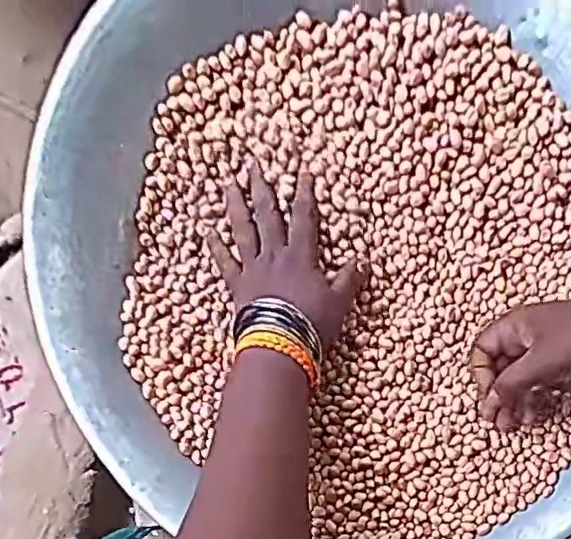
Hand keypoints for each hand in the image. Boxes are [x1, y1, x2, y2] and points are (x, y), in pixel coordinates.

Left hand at [207, 161, 366, 351]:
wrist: (280, 343)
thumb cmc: (312, 323)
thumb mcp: (339, 302)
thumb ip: (349, 279)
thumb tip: (363, 262)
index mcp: (301, 256)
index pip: (304, 218)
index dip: (305, 194)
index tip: (303, 173)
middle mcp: (274, 255)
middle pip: (267, 215)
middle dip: (261, 187)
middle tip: (252, 163)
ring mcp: (253, 269)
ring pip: (243, 229)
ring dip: (235, 205)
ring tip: (228, 183)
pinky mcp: (238, 286)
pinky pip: (224, 261)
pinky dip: (215, 245)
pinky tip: (207, 230)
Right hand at [469, 300, 570, 430]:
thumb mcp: (537, 364)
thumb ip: (508, 384)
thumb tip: (489, 403)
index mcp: (516, 325)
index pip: (483, 349)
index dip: (480, 374)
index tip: (488, 395)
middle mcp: (526, 336)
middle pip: (499, 367)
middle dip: (495, 395)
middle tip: (495, 420)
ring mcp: (543, 352)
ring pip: (517, 379)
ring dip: (512, 402)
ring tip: (512, 425)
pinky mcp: (559, 366)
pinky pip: (535, 384)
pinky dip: (530, 401)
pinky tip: (531, 417)